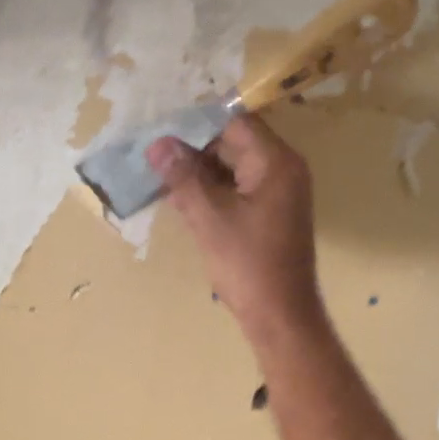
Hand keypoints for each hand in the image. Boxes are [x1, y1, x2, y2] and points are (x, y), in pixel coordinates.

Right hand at [146, 114, 322, 340]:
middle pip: (234, 144)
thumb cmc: (248, 265)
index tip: (161, 134)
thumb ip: (183, 178)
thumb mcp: (210, 218)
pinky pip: (238, 192)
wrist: (280, 316)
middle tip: (155, 159)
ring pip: (233, 170)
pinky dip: (213, 195)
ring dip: (200, 176)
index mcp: (276, 162)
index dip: (196, 125)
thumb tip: (158, 145)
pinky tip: (183, 203)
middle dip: (194, 152)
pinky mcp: (271, 217)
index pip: (234, 123)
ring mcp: (279, 195)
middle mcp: (283, 171)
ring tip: (161, 182)